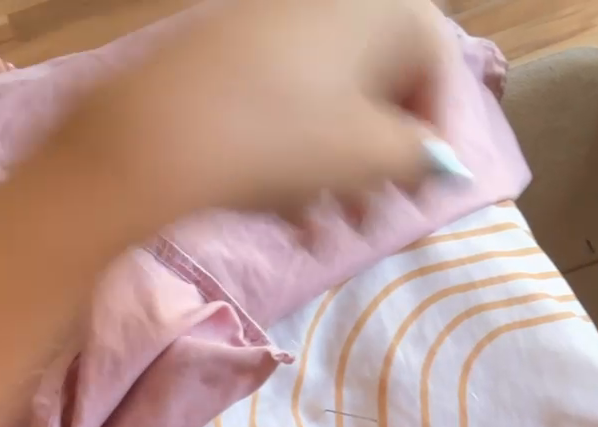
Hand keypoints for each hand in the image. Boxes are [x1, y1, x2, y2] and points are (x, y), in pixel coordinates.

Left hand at [54, 0, 452, 219]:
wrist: (161, 132)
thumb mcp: (369, 154)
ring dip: (335, 177)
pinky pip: (281, 109)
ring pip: (325, 108)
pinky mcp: (229, 57)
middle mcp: (333, 1)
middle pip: (375, 91)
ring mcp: (275, 24)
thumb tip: (437, 161)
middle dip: (377, 167)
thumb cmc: (286, 137)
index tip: (423, 191)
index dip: (435, 137)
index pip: (435, 68)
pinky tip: (288, 218)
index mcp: (383, 6)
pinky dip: (293, 161)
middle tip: (373, 222)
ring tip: (327, 233)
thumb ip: (416, 158)